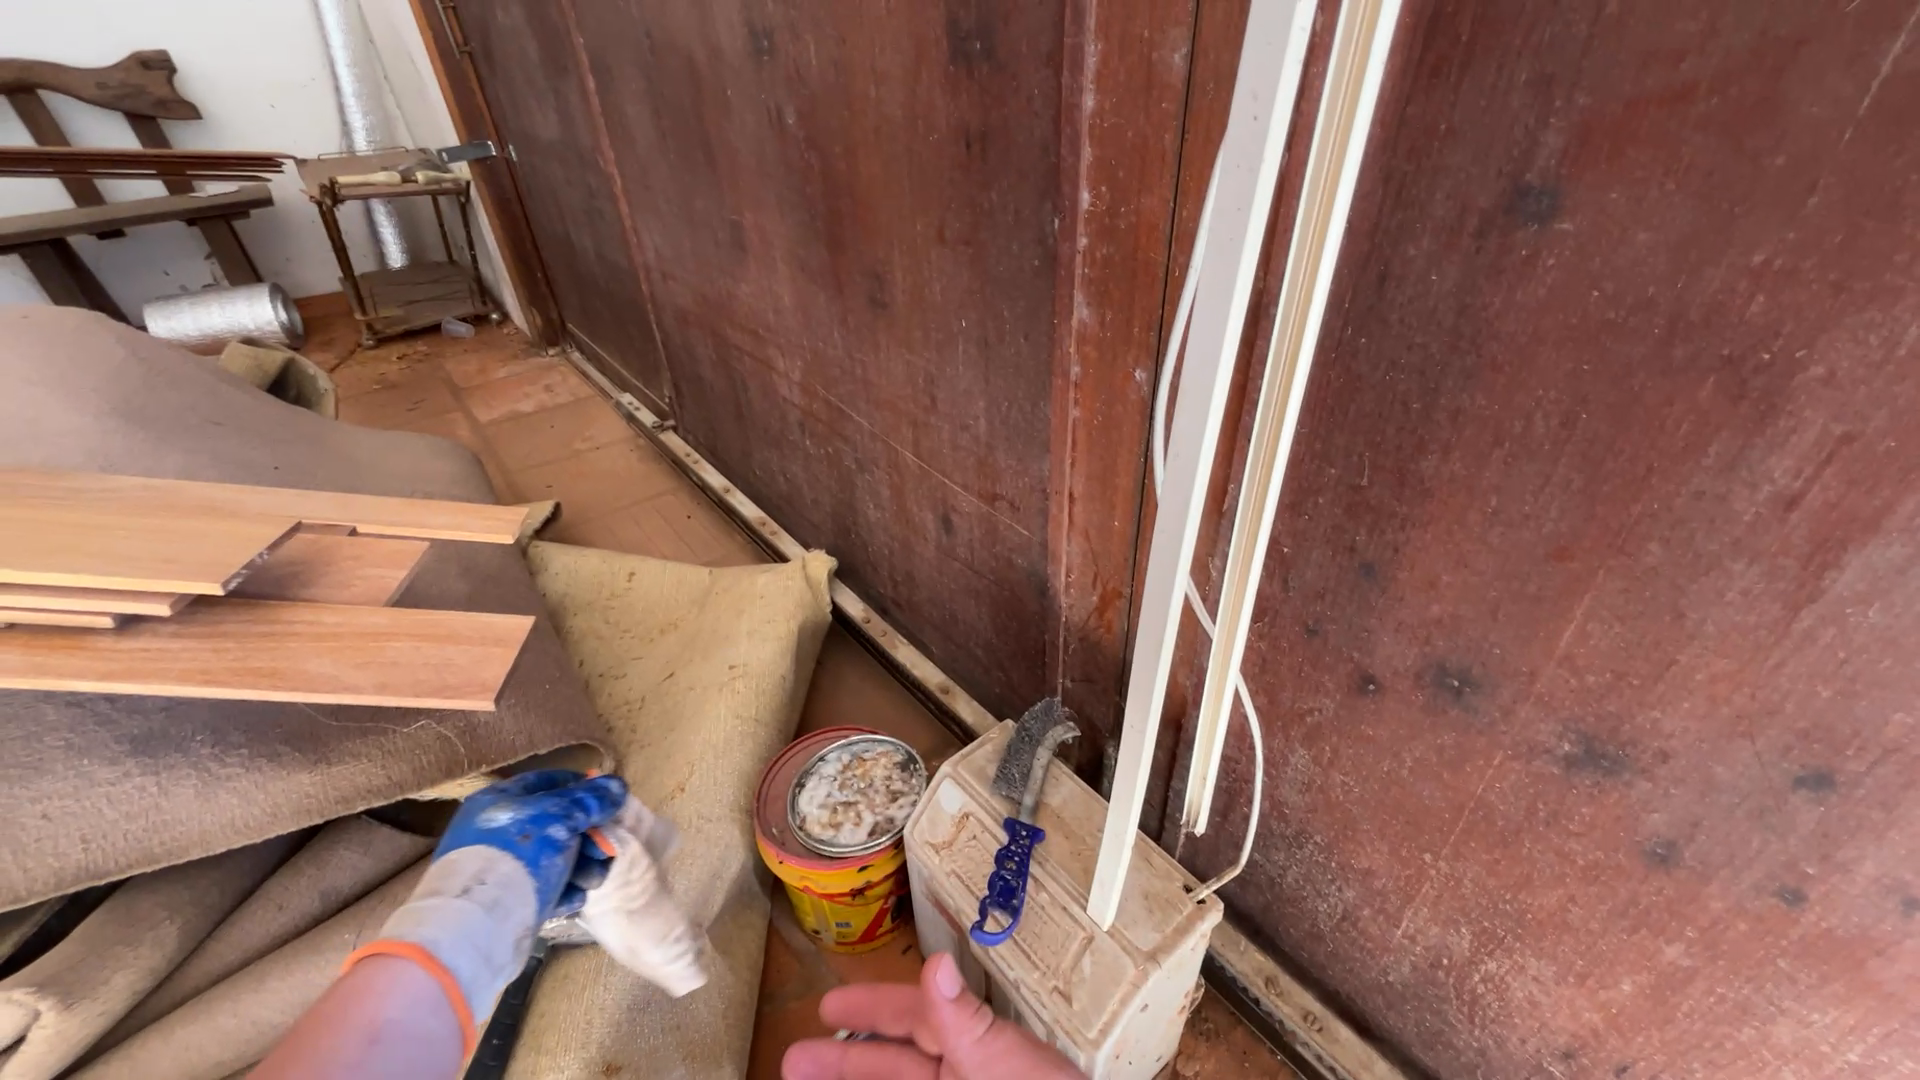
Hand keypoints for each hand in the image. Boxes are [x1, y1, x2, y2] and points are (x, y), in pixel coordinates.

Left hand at [346, 770, 627, 1051]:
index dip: (585, 787)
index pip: (552, 781)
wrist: (476, 930)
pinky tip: (575, 897)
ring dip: (583, 865)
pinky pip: (546, 885)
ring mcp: (501, 867)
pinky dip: (564, 890)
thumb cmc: (517, 858)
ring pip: (557, 855)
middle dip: (589, 834)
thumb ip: (592, 799)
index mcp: (501, 801)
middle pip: (558, 821)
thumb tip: (618, 786)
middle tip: (607, 846)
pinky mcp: (508, 901)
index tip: (610, 800)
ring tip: (596, 877)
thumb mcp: (560, 817)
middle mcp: (498, 830)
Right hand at [782, 953, 1085, 1079]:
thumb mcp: (999, 1059)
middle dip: (843, 1059)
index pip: (909, 1015)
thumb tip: (937, 960)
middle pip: (890, 1063)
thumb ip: (962, 1016)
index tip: (828, 1007)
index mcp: (970, 1042)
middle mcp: (958, 1072)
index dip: (870, 1006)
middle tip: (794, 1059)